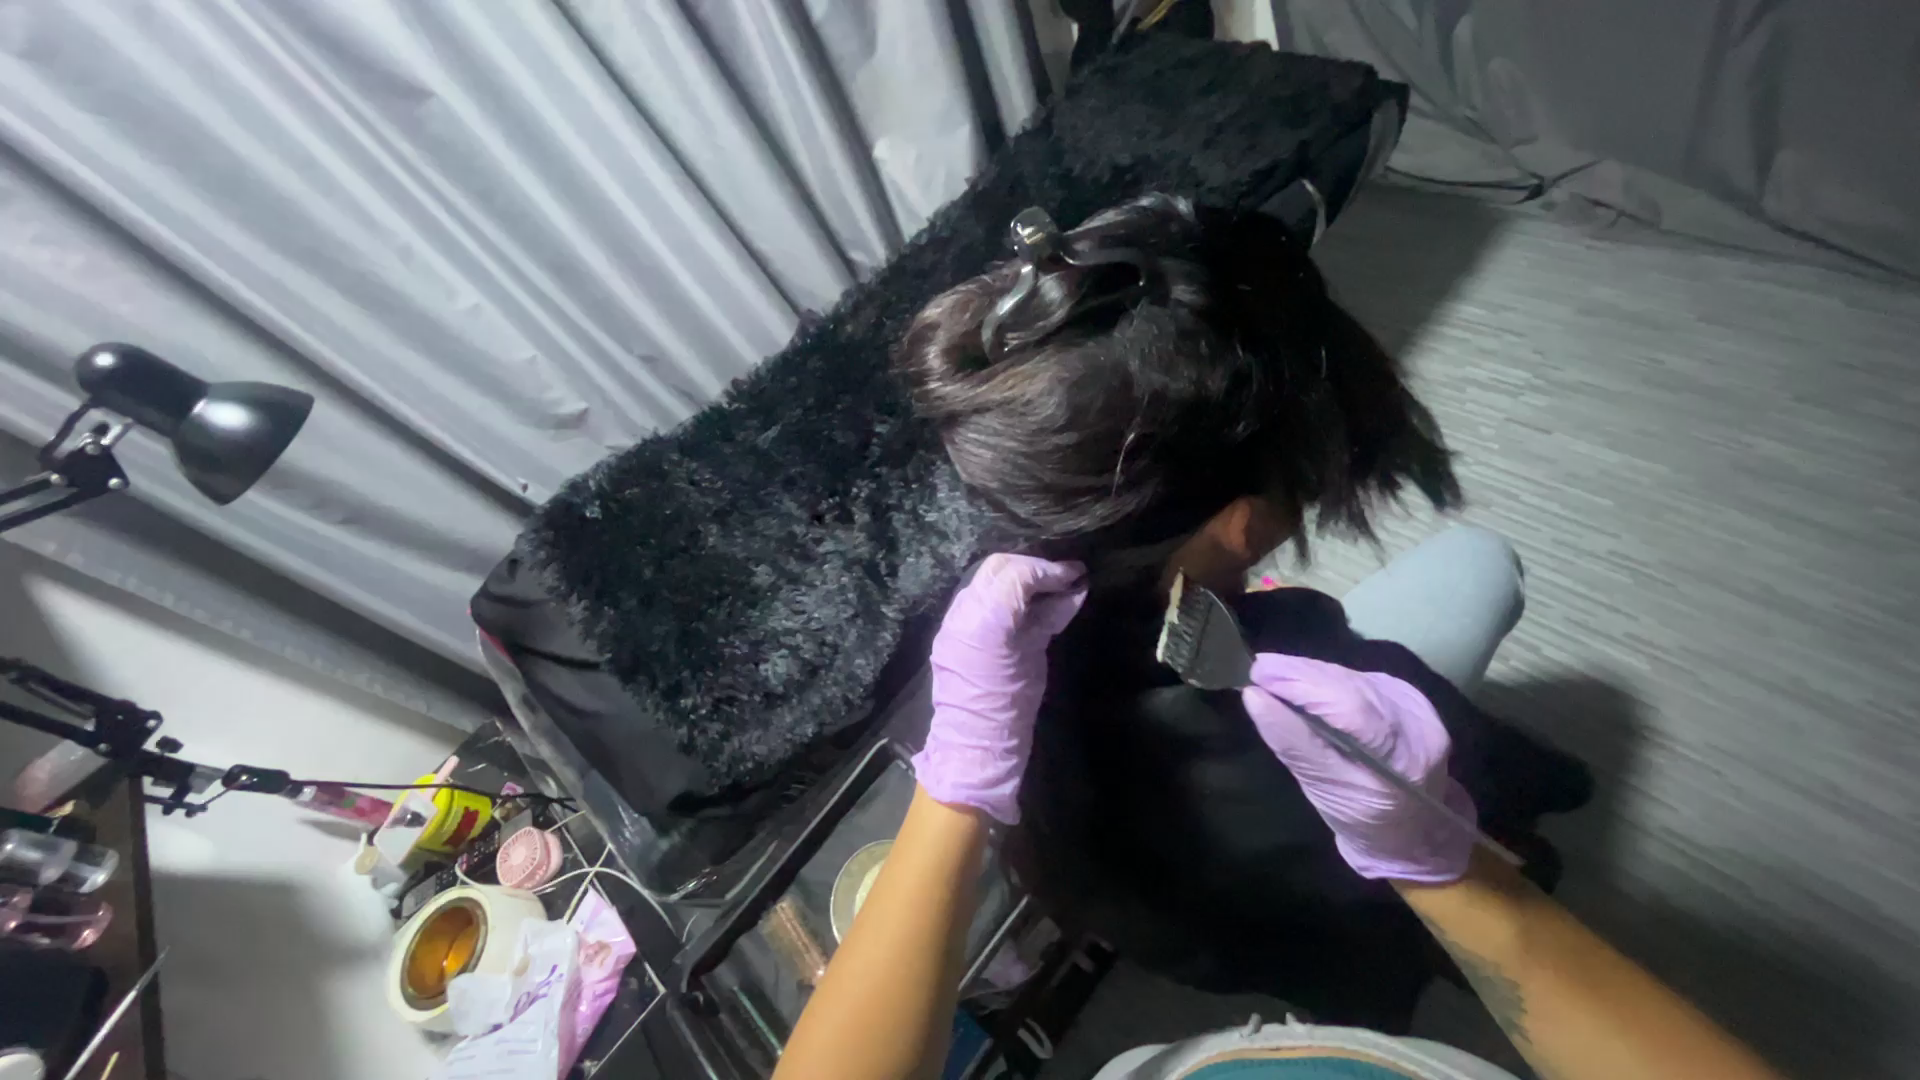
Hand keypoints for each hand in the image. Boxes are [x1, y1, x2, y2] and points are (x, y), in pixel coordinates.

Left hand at [911, 554, 1086, 823]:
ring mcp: (953, 620)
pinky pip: (980, 597)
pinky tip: (1028, 603)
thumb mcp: (1035, 659)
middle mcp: (964, 612)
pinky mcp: (951, 630)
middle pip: (998, 567)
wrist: (973, 744)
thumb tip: (1075, 590)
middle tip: (1064, 577)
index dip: (1049, 569)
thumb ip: (1049, 619)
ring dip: (1019, 576)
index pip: (1016, 573)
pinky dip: (1005, 593)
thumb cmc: (1011, 707)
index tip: (1077, 575)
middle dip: (1032, 567)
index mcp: (985, 621)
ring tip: (1050, 586)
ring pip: (987, 579)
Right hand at [1240, 653, 1475, 882]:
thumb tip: (1254, 697)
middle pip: (1348, 683)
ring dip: (1309, 673)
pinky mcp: (1406, 697)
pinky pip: (1356, 678)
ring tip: (1272, 674)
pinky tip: (1303, 683)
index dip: (1301, 683)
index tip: (1259, 674)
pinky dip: (1324, 679)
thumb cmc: (1365, 819)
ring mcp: (1414, 705)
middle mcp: (1416, 719)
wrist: (1413, 829)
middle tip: (1258, 670)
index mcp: (1402, 752)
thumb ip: (1292, 742)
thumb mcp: (1324, 788)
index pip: (1348, 704)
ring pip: (1351, 676)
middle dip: (1299, 673)